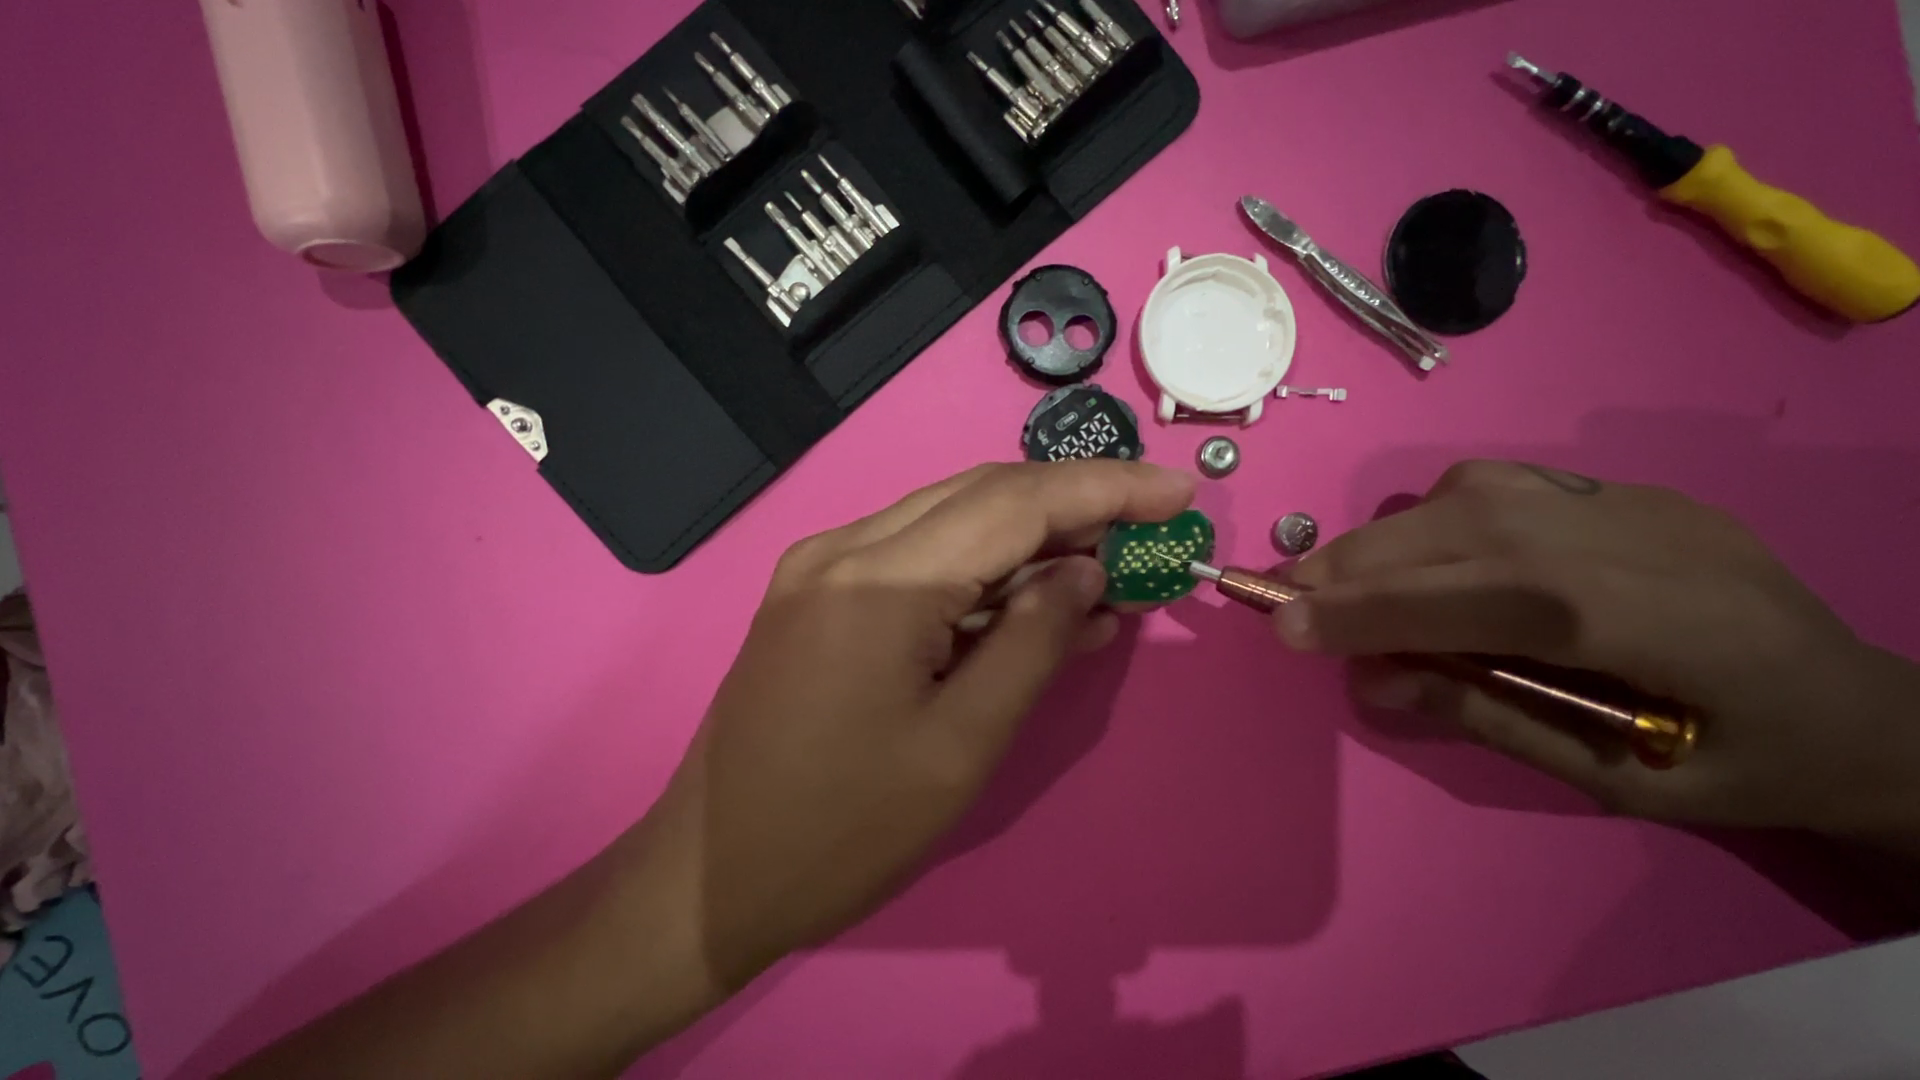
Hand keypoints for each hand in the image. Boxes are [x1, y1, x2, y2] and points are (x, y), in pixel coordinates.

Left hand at [644, 461, 1194, 989]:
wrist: (713, 875)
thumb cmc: (844, 830)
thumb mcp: (962, 745)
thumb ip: (1032, 645)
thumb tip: (1084, 574)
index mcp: (880, 581)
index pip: (1014, 504)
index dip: (1104, 489)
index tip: (1177, 493)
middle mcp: (844, 549)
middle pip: (980, 496)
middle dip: (1071, 506)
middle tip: (1146, 534)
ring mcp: (821, 569)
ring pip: (948, 522)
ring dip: (1028, 542)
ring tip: (1104, 576)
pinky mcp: (815, 597)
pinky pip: (914, 561)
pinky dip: (978, 574)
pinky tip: (1031, 606)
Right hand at [1277, 460, 1919, 847]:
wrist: (1866, 710)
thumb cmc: (1735, 767)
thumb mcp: (1608, 778)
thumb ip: (1484, 715)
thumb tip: (1370, 675)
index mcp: (1637, 623)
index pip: (1466, 602)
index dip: (1367, 612)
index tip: (1281, 625)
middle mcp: (1621, 539)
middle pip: (1452, 534)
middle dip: (1353, 566)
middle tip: (1283, 597)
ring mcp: (1625, 501)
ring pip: (1465, 495)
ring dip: (1385, 537)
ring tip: (1341, 579)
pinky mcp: (1622, 489)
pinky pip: (1501, 484)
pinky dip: (1436, 515)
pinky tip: (1429, 552)